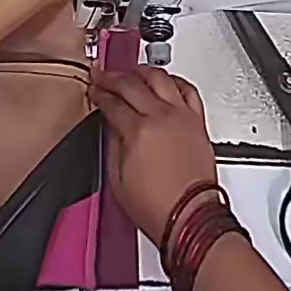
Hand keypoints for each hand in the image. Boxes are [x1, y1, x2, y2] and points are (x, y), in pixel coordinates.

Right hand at [88, 66, 218, 245]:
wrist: (190, 218)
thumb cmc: (158, 206)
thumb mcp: (118, 179)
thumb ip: (112, 144)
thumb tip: (110, 125)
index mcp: (138, 131)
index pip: (112, 102)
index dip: (98, 93)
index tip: (93, 91)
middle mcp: (161, 117)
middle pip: (131, 83)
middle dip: (112, 77)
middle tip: (102, 76)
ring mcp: (182, 117)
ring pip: (160, 78)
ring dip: (141, 72)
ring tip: (132, 72)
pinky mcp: (197, 122)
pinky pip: (188, 90)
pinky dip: (175, 81)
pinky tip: (166, 81)